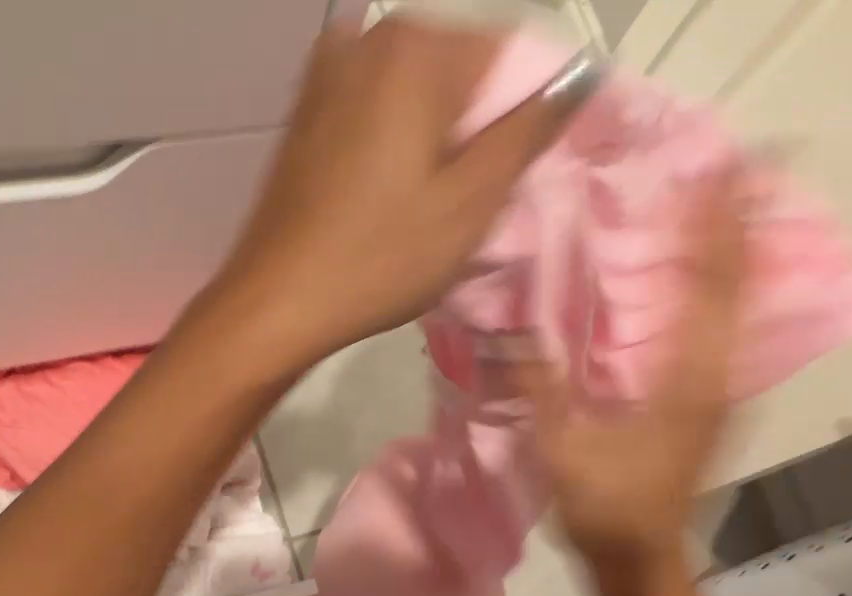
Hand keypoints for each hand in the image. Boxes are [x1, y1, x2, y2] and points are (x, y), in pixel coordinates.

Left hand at [198, 17, 594, 368]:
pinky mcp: (308, 107)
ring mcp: (330, 69)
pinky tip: (392, 195)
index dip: (527, 115)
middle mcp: (370, 37)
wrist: (276, 301)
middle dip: (480, 125)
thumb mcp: (471, 202)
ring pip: (420, 91)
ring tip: (430, 205)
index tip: (515, 176)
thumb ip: (528, 130)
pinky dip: (400, 140)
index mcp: (418, 48)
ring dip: (441, 136)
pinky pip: (379, 107)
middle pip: (463, 68)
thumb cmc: (380, 258)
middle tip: (471, 200)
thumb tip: (575, 79)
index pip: (513, 54)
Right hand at [519, 168, 748, 595]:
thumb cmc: (607, 511)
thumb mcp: (563, 451)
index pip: (710, 285)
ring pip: (743, 306)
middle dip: (745, 224)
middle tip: (742, 167)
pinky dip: (726, 291)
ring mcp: (722, 391)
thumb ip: (541, 387)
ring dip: (741, 253)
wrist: (642, 562)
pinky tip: (711, 277)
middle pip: (742, 284)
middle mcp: (718, 375)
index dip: (718, 223)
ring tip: (733, 204)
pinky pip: (729, 330)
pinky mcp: (713, 404)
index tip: (724, 166)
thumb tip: (509, 330)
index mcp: (687, 379)